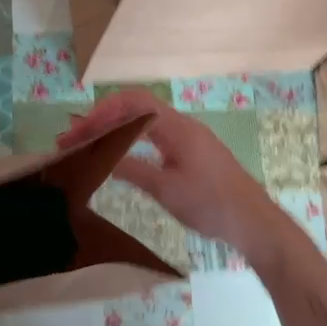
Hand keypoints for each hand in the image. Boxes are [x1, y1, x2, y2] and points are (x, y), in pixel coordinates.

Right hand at [58, 90, 293, 257]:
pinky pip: (153, 136)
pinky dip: (129, 140)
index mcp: (177, 127)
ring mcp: (188, 138)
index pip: (133, 102)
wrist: (254, 223)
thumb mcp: (166, 189)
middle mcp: (182, 126)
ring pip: (143, 123)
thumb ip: (131, 169)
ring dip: (113, 130)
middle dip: (101, 120)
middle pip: (135, 109)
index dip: (102, 111)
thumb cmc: (212, 204)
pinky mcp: (191, 153)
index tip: (79, 131)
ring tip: (86, 145)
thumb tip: (98, 157)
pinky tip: (116, 156)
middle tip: (71, 141)